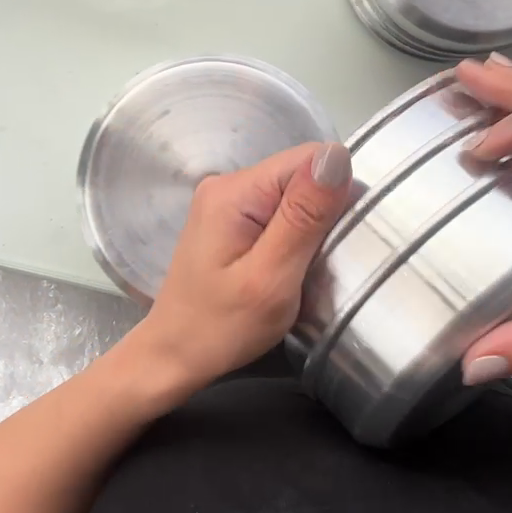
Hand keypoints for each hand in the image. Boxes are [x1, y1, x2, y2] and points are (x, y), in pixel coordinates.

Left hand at [134, 142, 355, 390]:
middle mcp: (227, 185)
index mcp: (235, 190)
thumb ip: (304, 216)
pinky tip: (287, 267)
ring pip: (293, 195)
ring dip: (310, 228)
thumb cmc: (221, 327)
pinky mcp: (230, 222)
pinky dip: (293, 237)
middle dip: (323, 213)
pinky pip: (278, 213)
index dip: (335, 194)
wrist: (174, 356)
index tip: (334, 241)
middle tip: (316, 263)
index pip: (309, 159)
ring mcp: (226, 203)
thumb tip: (337, 155)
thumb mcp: (271, 277)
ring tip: (301, 269)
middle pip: (301, 174)